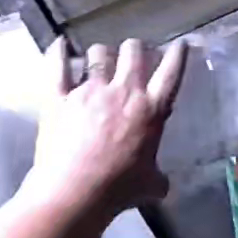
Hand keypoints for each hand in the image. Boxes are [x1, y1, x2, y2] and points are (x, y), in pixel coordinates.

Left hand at [21, 36, 187, 218]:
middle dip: (136, 48)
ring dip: (103, 54)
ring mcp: (90, 92)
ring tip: (100, 59)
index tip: (180, 44)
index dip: (178, 53)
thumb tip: (160, 185)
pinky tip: (61, 43)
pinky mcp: (58, 99)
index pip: (172, 70)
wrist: (73, 193)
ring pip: (99, 54)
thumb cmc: (119, 188)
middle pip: (135, 52)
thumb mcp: (152, 182)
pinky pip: (57, 67)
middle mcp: (125, 92)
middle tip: (135, 54)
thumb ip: (159, 176)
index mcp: (154, 108)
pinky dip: (59, 52)